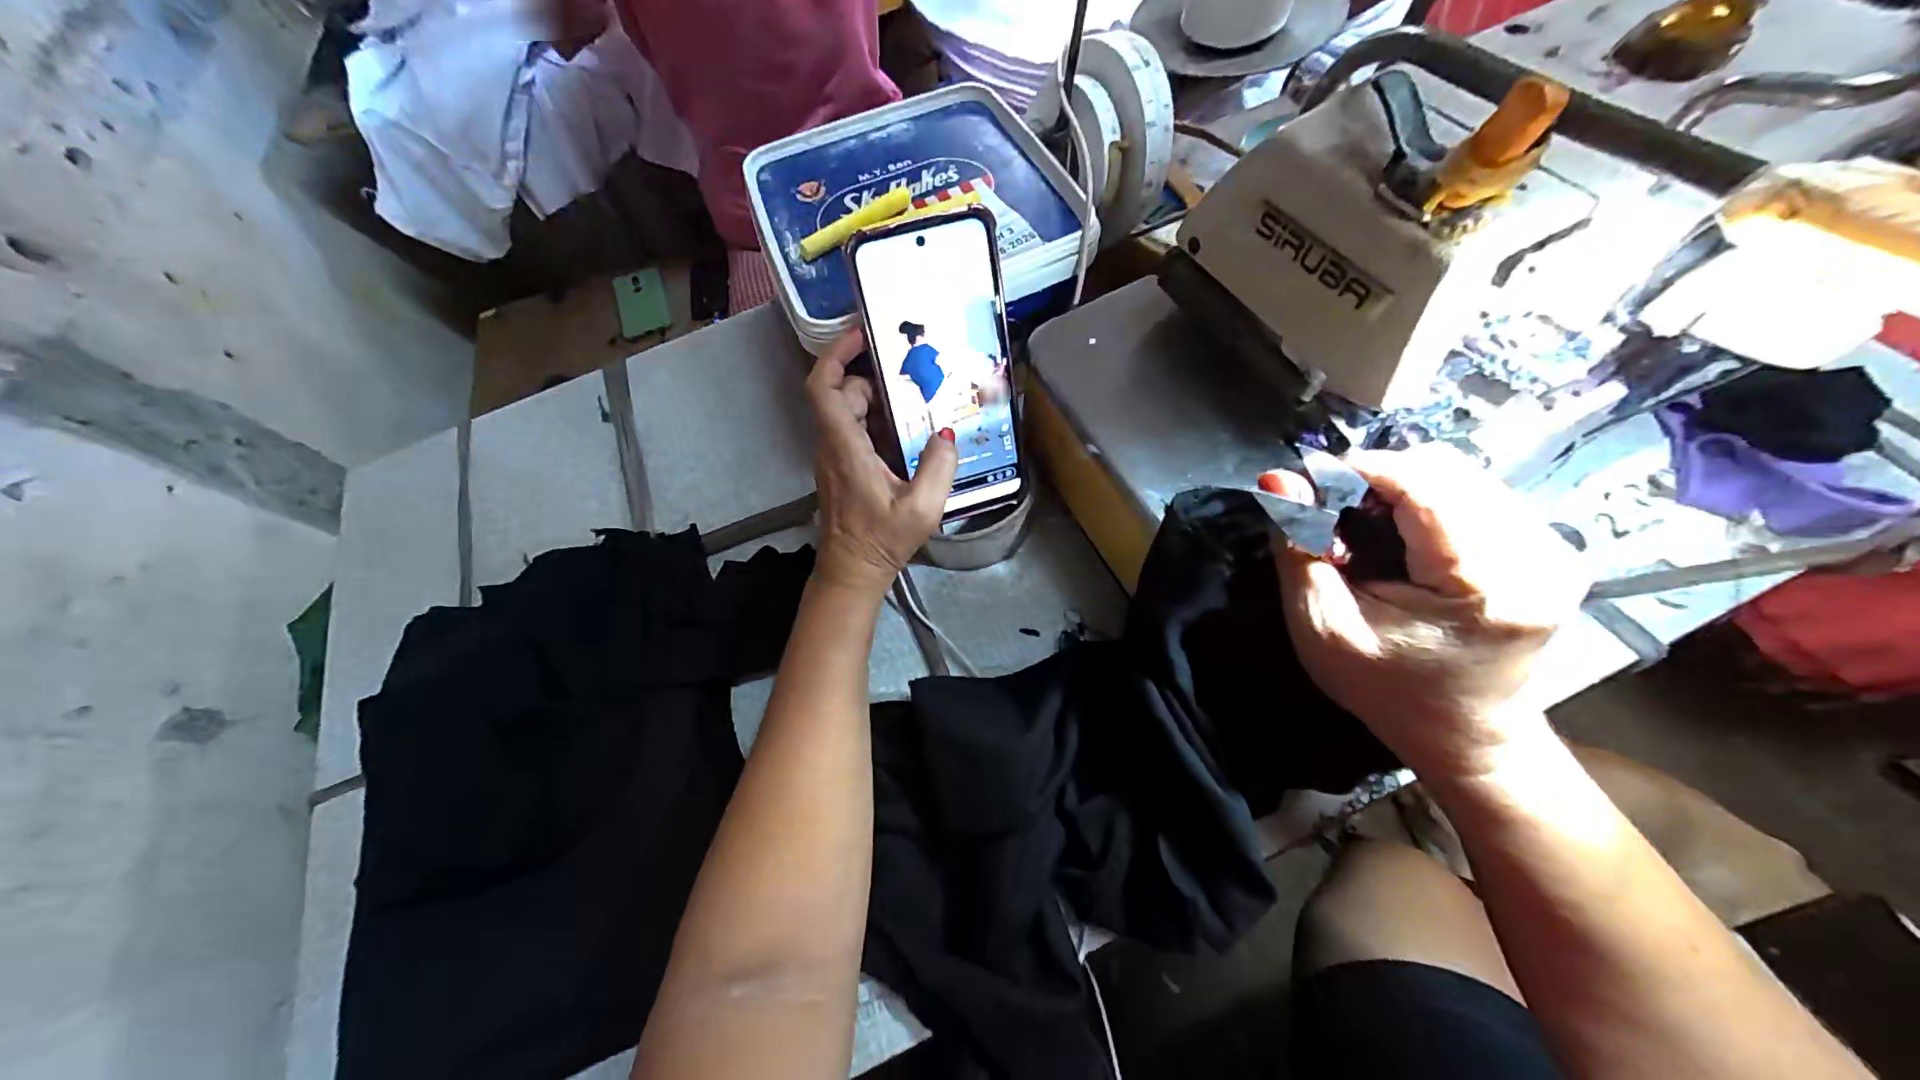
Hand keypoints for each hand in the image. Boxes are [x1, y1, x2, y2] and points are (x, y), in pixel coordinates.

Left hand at [806, 330, 957, 597]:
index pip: (823, 388)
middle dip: (874, 380)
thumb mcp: (921, 509)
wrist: (852, 572)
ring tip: (917, 403)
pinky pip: (856, 432)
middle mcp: (833, 446)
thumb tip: (944, 434)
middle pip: (842, 394)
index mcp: (845, 448)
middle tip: (911, 379)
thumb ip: (938, 468)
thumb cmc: (880, 542)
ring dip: (879, 402)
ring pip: (849, 412)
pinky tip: (909, 434)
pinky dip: (879, 423)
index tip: (861, 335)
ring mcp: (835, 457)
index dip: (835, 354)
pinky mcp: (843, 468)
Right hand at [1266, 446, 1588, 781]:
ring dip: (1403, 486)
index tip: (1310, 482)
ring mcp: (1555, 552)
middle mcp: (1537, 558)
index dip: (1361, 469)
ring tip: (1368, 526)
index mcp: (1484, 586)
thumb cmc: (1384, 687)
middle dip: (1379, 479)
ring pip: (1464, 474)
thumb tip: (1279, 478)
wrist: (1461, 731)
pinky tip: (1405, 534)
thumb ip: (1298, 548)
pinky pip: (1481, 492)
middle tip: (1336, 513)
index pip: (1425, 487)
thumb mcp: (1322, 626)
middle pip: (1447, 470)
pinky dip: (1430, 499)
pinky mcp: (1553, 550)